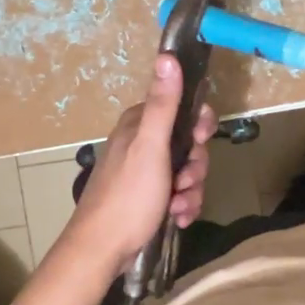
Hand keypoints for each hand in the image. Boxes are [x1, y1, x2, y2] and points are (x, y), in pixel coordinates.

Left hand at [61, 54, 216, 268]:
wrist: (103, 248)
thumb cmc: (128, 196)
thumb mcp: (150, 147)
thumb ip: (163, 104)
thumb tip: (167, 55)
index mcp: (139, 125)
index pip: (181, 109)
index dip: (197, 126)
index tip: (200, 140)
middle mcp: (141, 144)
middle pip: (189, 144)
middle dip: (195, 168)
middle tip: (184, 183)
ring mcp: (144, 173)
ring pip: (187, 173)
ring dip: (191, 192)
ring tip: (178, 208)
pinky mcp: (147, 198)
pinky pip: (178, 194)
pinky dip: (182, 206)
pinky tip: (176, 219)